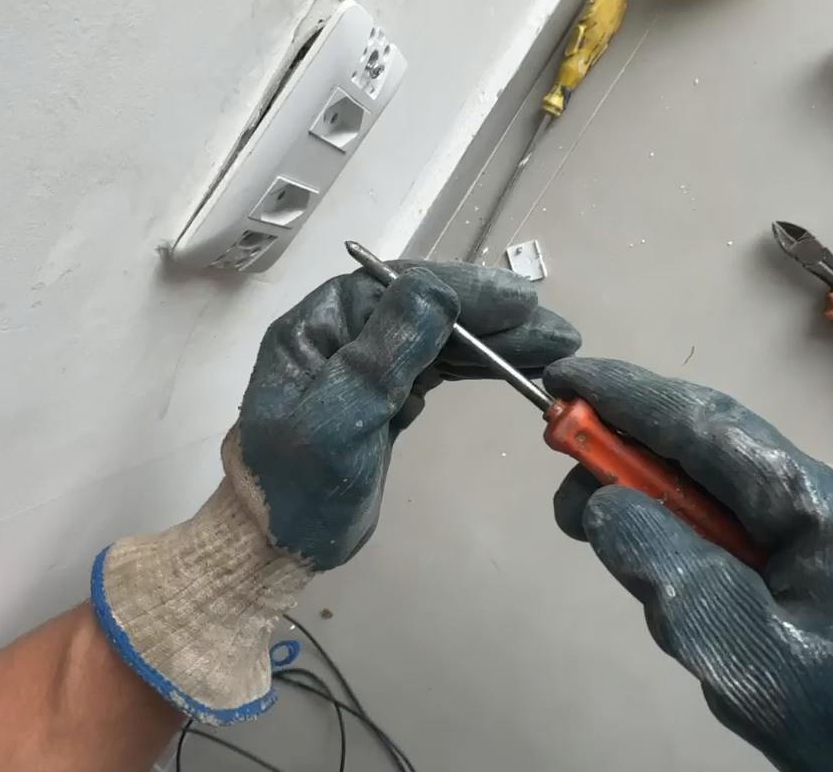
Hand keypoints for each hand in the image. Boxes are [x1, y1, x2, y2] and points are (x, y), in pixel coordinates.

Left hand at [238, 260, 580, 568]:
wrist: (276, 544)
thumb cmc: (295, 486)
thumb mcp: (336, 419)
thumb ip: (384, 354)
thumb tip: (437, 292)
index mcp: (322, 323)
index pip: (400, 288)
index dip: (463, 291)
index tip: (520, 303)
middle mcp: (346, 332)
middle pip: (427, 309)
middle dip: (492, 317)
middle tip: (556, 332)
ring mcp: (367, 362)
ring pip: (439, 338)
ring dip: (494, 342)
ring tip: (552, 348)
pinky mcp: (387, 394)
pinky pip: (437, 367)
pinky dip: (476, 366)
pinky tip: (512, 367)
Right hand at [545, 358, 832, 771]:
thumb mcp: (750, 657)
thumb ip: (670, 571)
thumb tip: (601, 504)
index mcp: (819, 502)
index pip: (702, 423)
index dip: (623, 395)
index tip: (560, 380)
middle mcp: (819, 487)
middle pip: (702, 435)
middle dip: (624, 438)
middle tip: (567, 463)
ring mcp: (816, 510)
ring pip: (707, 470)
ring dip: (645, 483)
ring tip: (602, 524)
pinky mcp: (806, 539)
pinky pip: (722, 505)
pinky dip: (671, 514)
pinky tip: (660, 553)